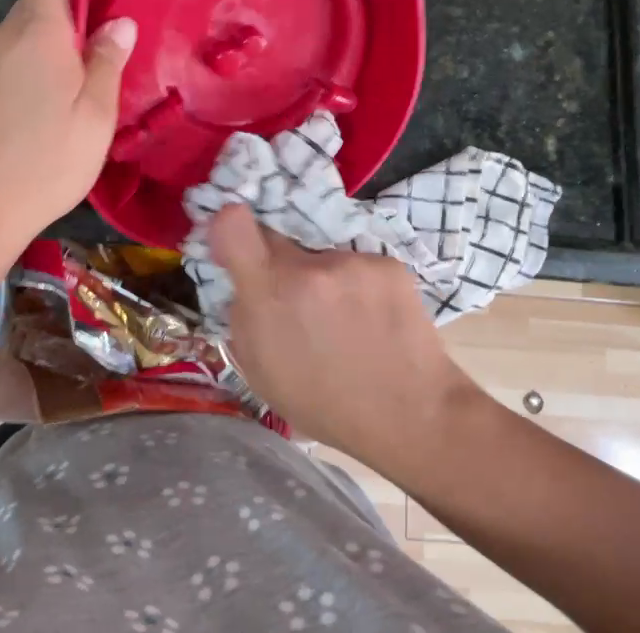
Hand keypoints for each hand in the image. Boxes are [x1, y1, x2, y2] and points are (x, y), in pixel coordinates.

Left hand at [0, 0, 137, 245]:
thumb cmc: (41, 164)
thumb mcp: (93, 117)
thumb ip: (106, 65)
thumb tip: (116, 25)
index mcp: (38, 33)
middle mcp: (6, 37)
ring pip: (31, 29)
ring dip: (60, 26)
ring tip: (93, 43)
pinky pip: (19, 55)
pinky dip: (44, 53)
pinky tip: (62, 83)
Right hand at [211, 204, 484, 477]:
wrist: (410, 416)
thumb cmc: (322, 404)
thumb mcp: (258, 367)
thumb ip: (243, 311)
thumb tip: (242, 279)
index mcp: (268, 293)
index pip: (233, 223)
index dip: (230, 227)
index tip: (238, 245)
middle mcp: (308, 267)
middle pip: (279, 237)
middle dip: (279, 261)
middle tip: (295, 296)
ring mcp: (352, 263)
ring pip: (322, 255)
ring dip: (324, 277)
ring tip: (344, 319)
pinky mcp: (388, 264)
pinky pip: (358, 264)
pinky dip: (359, 285)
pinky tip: (372, 319)